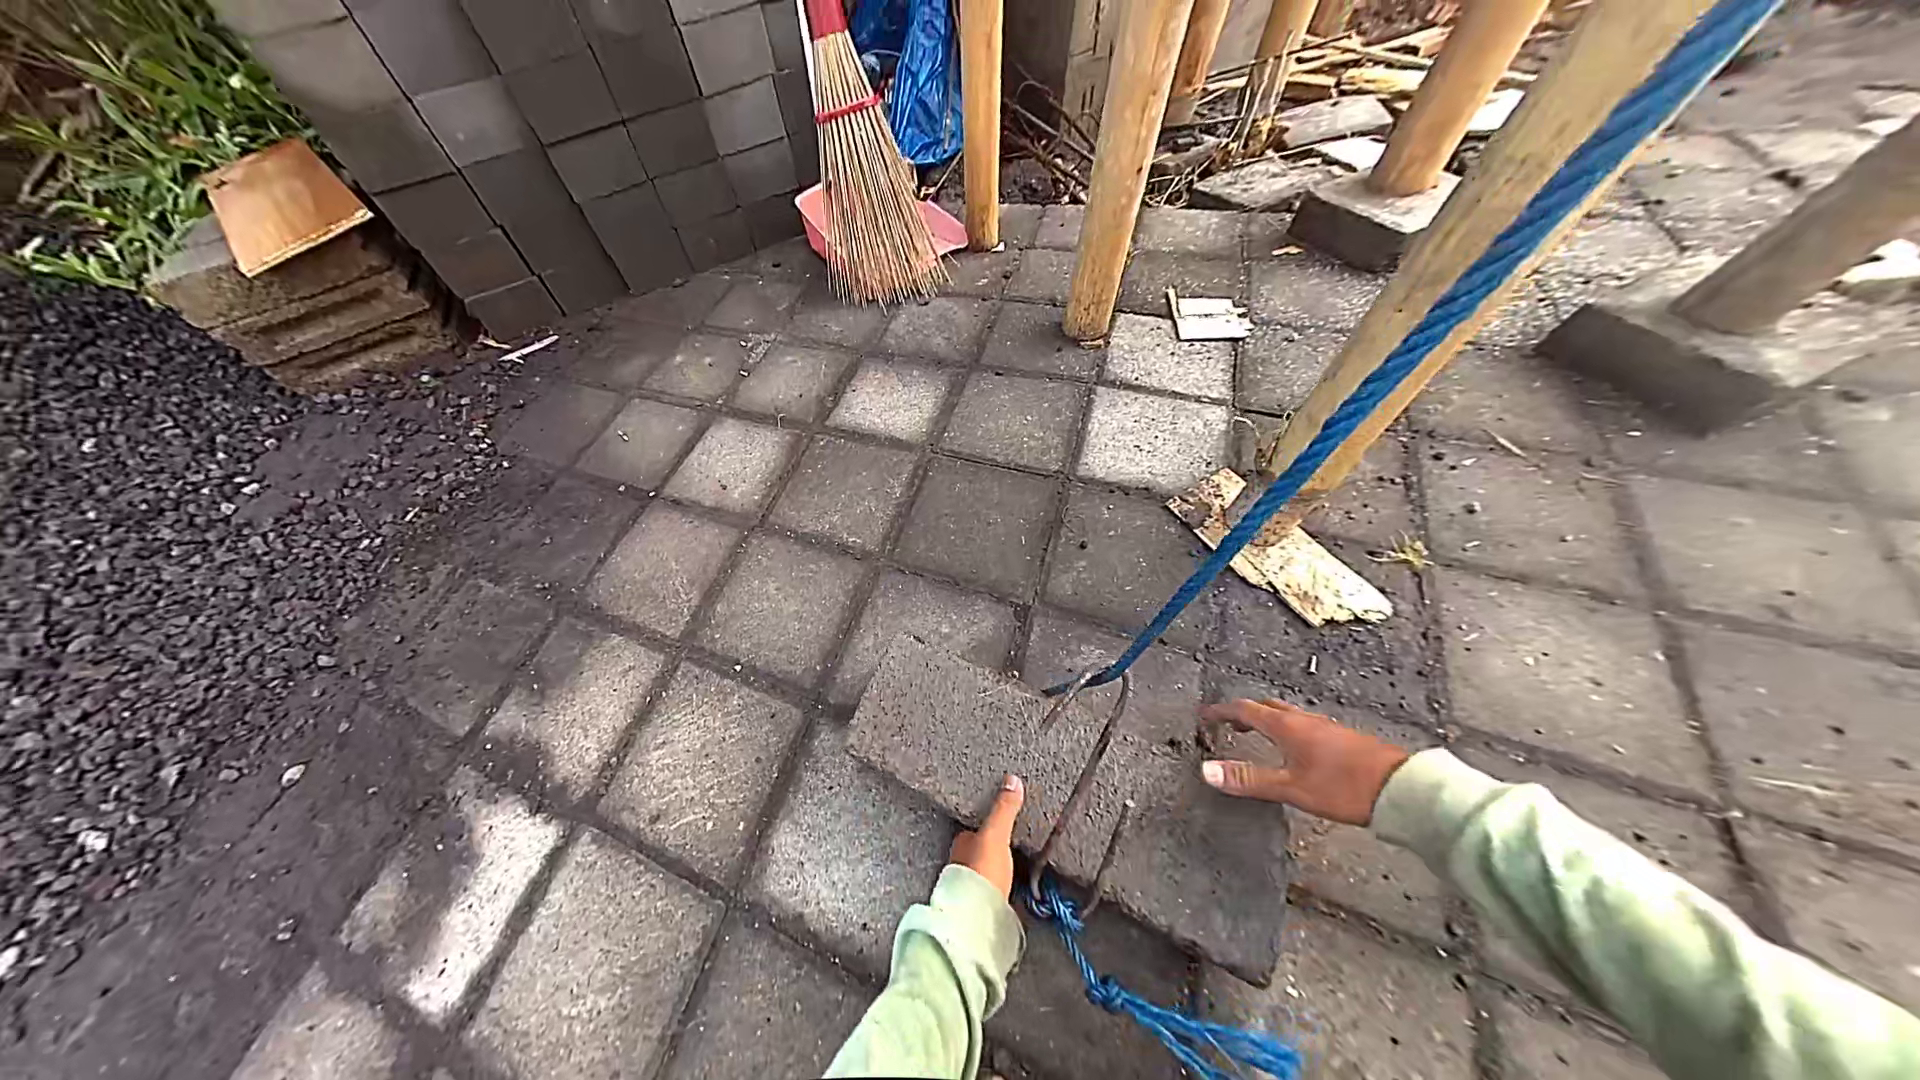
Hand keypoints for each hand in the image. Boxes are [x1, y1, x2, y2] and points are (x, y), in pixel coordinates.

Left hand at [948, 773, 1023, 897]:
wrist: (976, 919)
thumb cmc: (981, 872)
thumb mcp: (995, 835)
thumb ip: (1003, 810)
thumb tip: (1012, 779)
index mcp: (962, 844)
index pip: (974, 829)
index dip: (987, 826)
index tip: (1002, 823)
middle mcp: (962, 864)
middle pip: (980, 852)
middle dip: (994, 850)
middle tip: (1015, 847)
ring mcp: (971, 887)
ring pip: (986, 872)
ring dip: (998, 871)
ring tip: (1018, 869)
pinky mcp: (983, 907)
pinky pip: (996, 891)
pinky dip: (1005, 889)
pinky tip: (1015, 892)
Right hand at [1197, 699, 1410, 825]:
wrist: (1402, 788)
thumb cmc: (1344, 787)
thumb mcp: (1290, 787)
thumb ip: (1248, 779)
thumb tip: (1207, 770)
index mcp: (1286, 725)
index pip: (1244, 709)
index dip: (1221, 711)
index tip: (1205, 715)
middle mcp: (1304, 720)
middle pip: (1265, 707)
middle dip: (1243, 712)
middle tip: (1229, 724)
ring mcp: (1325, 727)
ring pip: (1287, 715)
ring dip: (1266, 720)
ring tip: (1257, 735)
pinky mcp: (1342, 739)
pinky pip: (1304, 725)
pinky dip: (1287, 729)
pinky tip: (1295, 748)